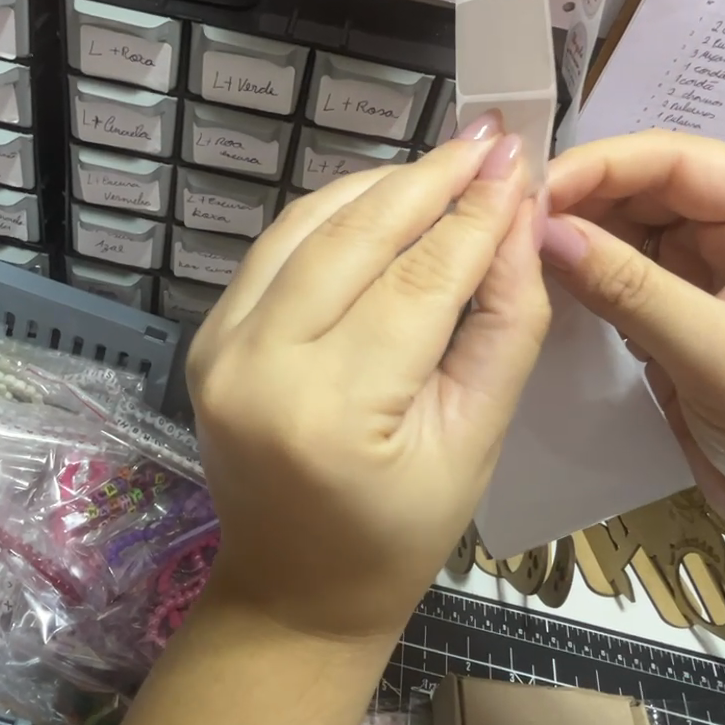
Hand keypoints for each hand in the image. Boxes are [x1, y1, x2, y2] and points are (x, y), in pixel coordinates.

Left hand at [187, 114, 549, 640]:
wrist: (294, 585)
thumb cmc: (399, 534)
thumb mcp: (474, 440)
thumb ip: (502, 326)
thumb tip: (514, 221)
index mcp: (331, 409)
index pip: (417, 282)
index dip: (474, 215)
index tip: (517, 161)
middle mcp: (257, 364)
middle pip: (353, 238)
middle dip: (426, 180)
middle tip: (485, 139)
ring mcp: (218, 345)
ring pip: (305, 227)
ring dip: (377, 186)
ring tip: (442, 165)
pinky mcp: (207, 335)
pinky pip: (275, 249)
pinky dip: (330, 215)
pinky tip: (379, 201)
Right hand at [538, 131, 724, 545]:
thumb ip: (631, 289)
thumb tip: (540, 229)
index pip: (675, 162)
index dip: (596, 167)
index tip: (524, 196)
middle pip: (642, 190)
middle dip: (575, 201)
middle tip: (502, 227)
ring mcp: (708, 276)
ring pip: (622, 233)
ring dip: (571, 239)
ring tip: (508, 251)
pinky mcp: (678, 318)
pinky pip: (617, 280)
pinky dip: (579, 280)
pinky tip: (538, 283)